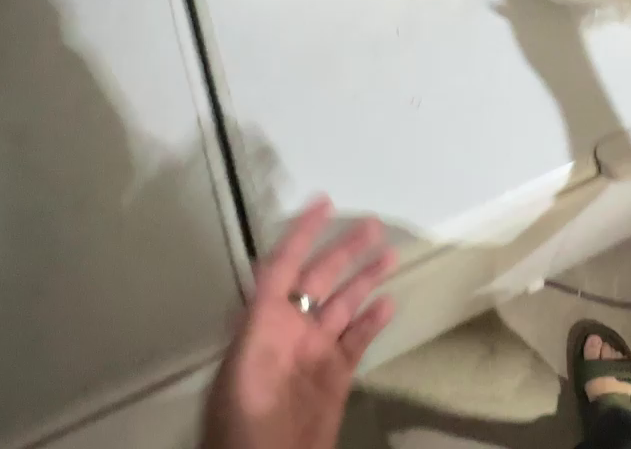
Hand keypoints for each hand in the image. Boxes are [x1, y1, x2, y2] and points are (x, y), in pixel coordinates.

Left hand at [203, 197, 396, 448]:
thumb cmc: (243, 428)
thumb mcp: (240, 371)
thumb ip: (256, 321)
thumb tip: (264, 271)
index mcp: (264, 324)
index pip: (282, 266)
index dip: (301, 233)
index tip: (324, 204)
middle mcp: (290, 330)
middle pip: (320, 278)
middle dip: (344, 250)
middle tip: (372, 224)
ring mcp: (315, 352)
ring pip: (344, 304)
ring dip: (365, 278)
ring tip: (390, 255)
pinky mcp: (335, 376)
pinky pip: (357, 339)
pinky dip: (373, 320)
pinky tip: (389, 303)